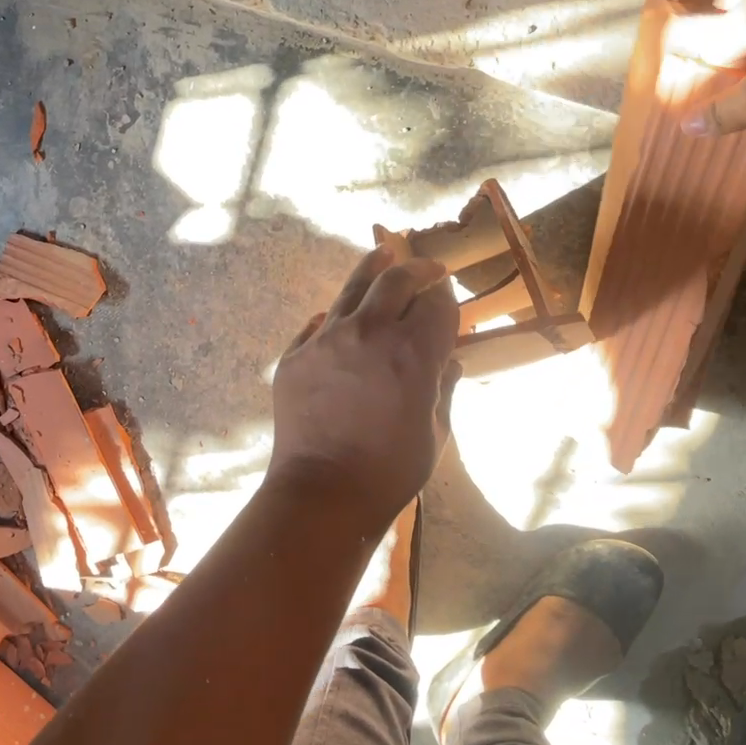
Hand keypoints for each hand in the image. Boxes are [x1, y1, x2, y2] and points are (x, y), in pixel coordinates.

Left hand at [269, 245, 459, 530]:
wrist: (323, 492)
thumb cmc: (390, 471)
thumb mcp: (435, 433)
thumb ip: (444, 389)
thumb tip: (450, 361)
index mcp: (414, 353)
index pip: (438, 304)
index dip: (447, 298)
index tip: (449, 294)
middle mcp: (370, 332)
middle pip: (396, 279)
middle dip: (418, 269)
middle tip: (428, 269)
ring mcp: (326, 339)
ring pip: (352, 288)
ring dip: (373, 268)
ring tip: (383, 252)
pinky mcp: (295, 355)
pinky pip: (318, 324)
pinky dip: (335, 317)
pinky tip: (339, 314)